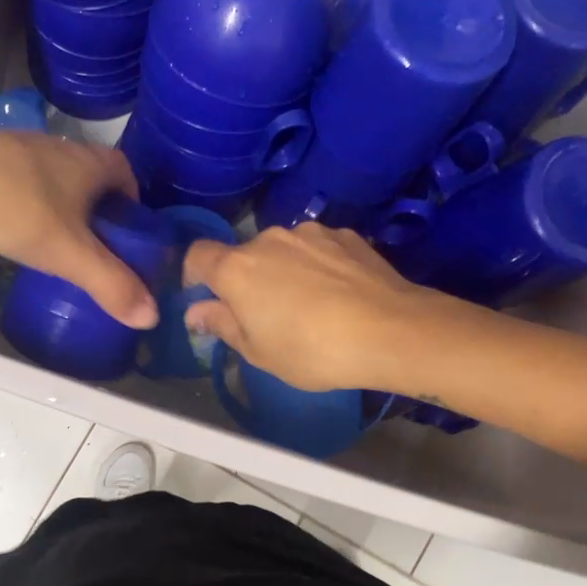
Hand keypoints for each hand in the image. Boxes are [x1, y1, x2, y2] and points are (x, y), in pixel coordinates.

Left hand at [0, 123, 156, 327]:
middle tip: (91, 242)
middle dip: (96, 204)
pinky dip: (24, 196)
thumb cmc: (18, 208)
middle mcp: (60, 146)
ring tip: (51, 236)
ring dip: (59, 200)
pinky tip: (9, 221)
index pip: (126, 172)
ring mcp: (20, 145)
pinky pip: (18, 175)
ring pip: (53, 173)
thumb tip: (151, 317)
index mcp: (90, 163)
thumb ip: (111, 284)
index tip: (127, 230)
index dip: (132, 200)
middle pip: (90, 173)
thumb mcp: (70, 255)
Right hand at [184, 224, 441, 391]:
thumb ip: (223, 325)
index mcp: (237, 268)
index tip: (205, 299)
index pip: (197, 255)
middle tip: (266, 316)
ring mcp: (310, 233)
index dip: (194, 275)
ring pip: (282, 250)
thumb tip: (196, 311)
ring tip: (309, 306)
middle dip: (246, 280)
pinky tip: (337, 294)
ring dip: (284, 271)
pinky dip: (317, 266)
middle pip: (243, 255)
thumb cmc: (312, 350)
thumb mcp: (259, 352)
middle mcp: (268, 240)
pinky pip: (317, 249)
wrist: (391, 331)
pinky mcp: (346, 235)